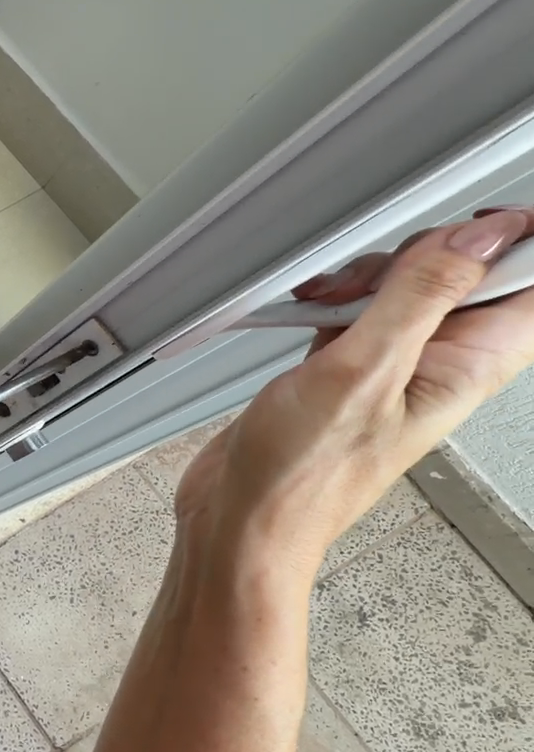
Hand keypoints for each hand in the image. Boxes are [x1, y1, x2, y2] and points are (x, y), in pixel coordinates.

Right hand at [175, 208, 533, 574]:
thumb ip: (421, 300)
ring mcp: (388, 370)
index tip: (448, 236)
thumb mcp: (359, 374)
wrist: (244, 515)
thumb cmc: (301, 473)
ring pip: (403, 294)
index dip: (502, 242)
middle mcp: (439, 364)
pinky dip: (327, 307)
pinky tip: (302, 314)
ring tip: (321, 300)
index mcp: (472, 364)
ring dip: (362, 283)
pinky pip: (353, 319)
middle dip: (415, 259)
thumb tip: (478, 239)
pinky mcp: (338, 376)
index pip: (529, 277)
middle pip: (465, 275)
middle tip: (367, 279)